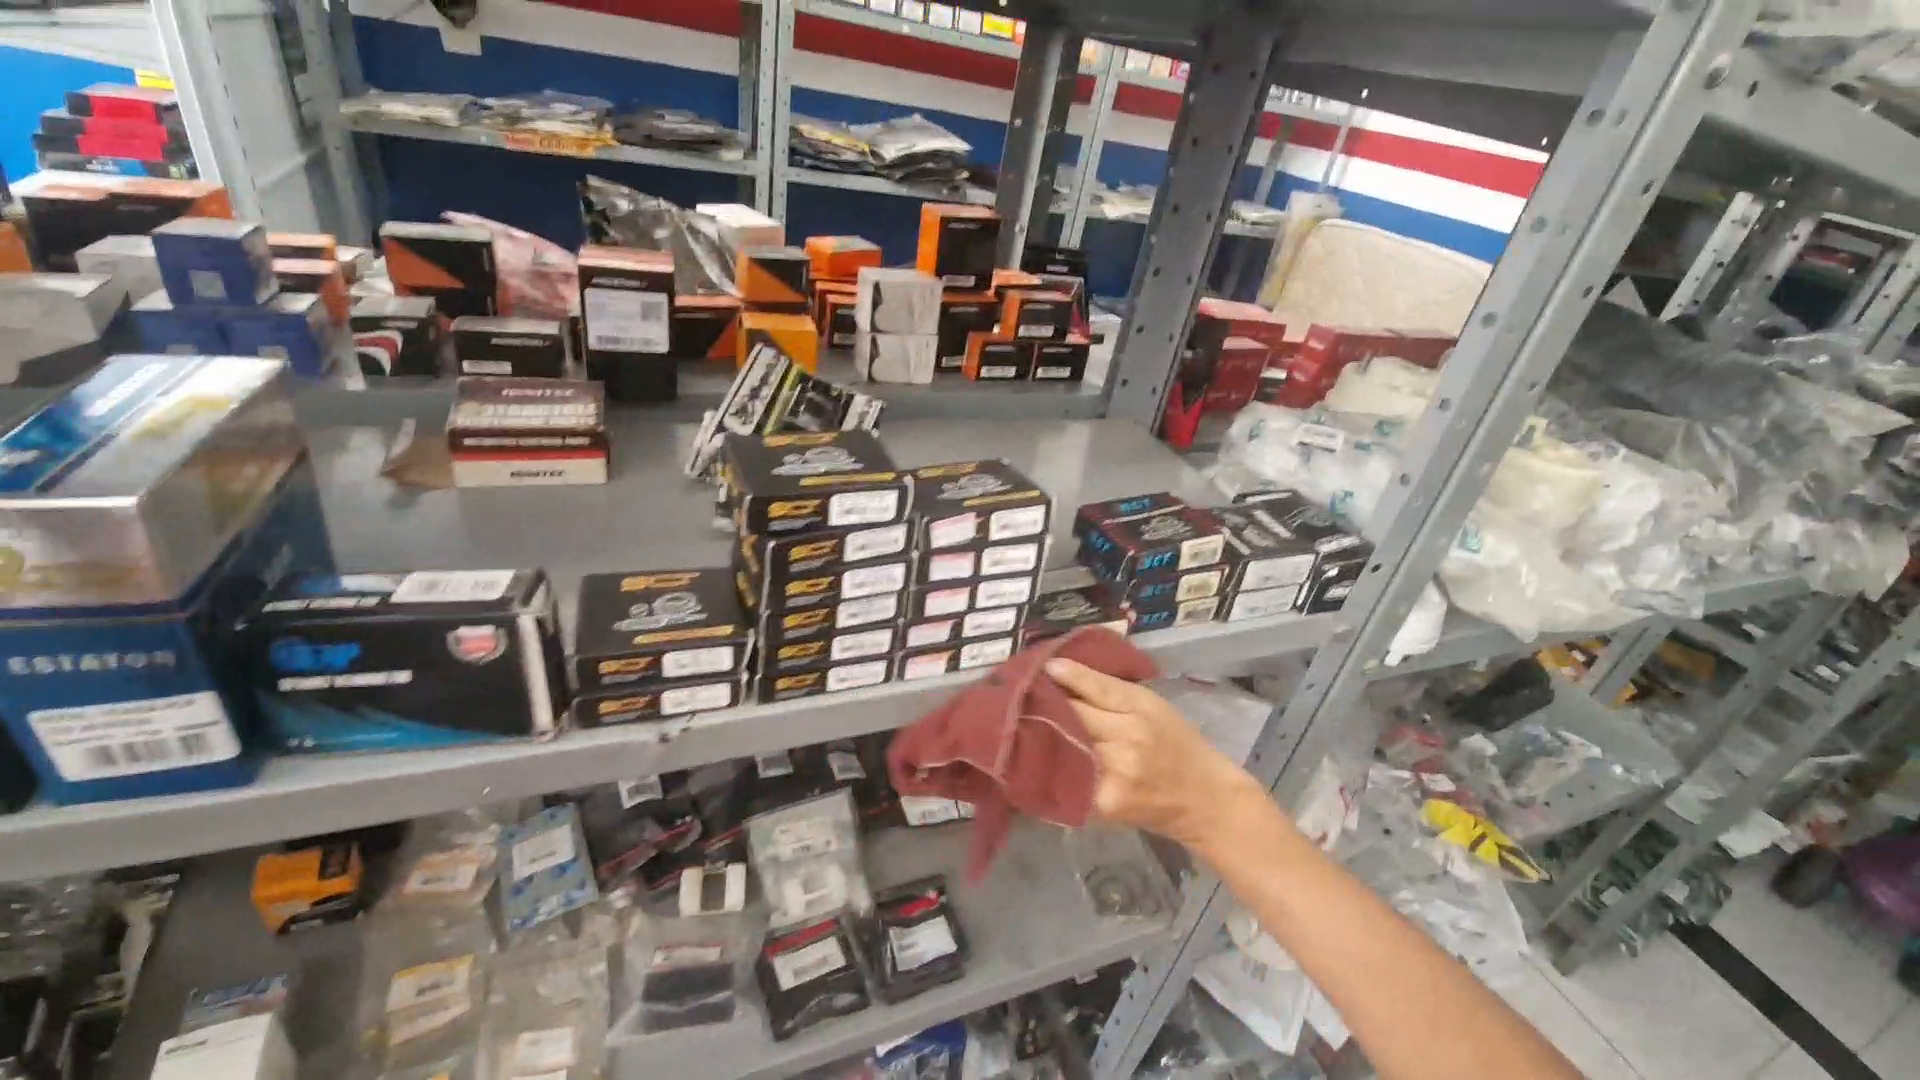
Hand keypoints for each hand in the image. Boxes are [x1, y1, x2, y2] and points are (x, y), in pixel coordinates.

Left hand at [1044, 658, 1274, 851]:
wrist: (1206, 801)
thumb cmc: (1178, 744)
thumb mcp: (1153, 705)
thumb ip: (1109, 689)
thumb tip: (1059, 669)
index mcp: (1142, 711)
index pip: (1095, 689)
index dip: (1067, 677)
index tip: (1044, 667)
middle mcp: (1127, 743)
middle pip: (1073, 716)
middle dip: (1046, 704)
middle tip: (1022, 694)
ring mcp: (1114, 777)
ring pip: (1063, 747)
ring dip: (1040, 734)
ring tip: (1021, 723)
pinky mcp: (1103, 805)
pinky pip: (1065, 781)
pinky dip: (1047, 769)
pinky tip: (1032, 759)